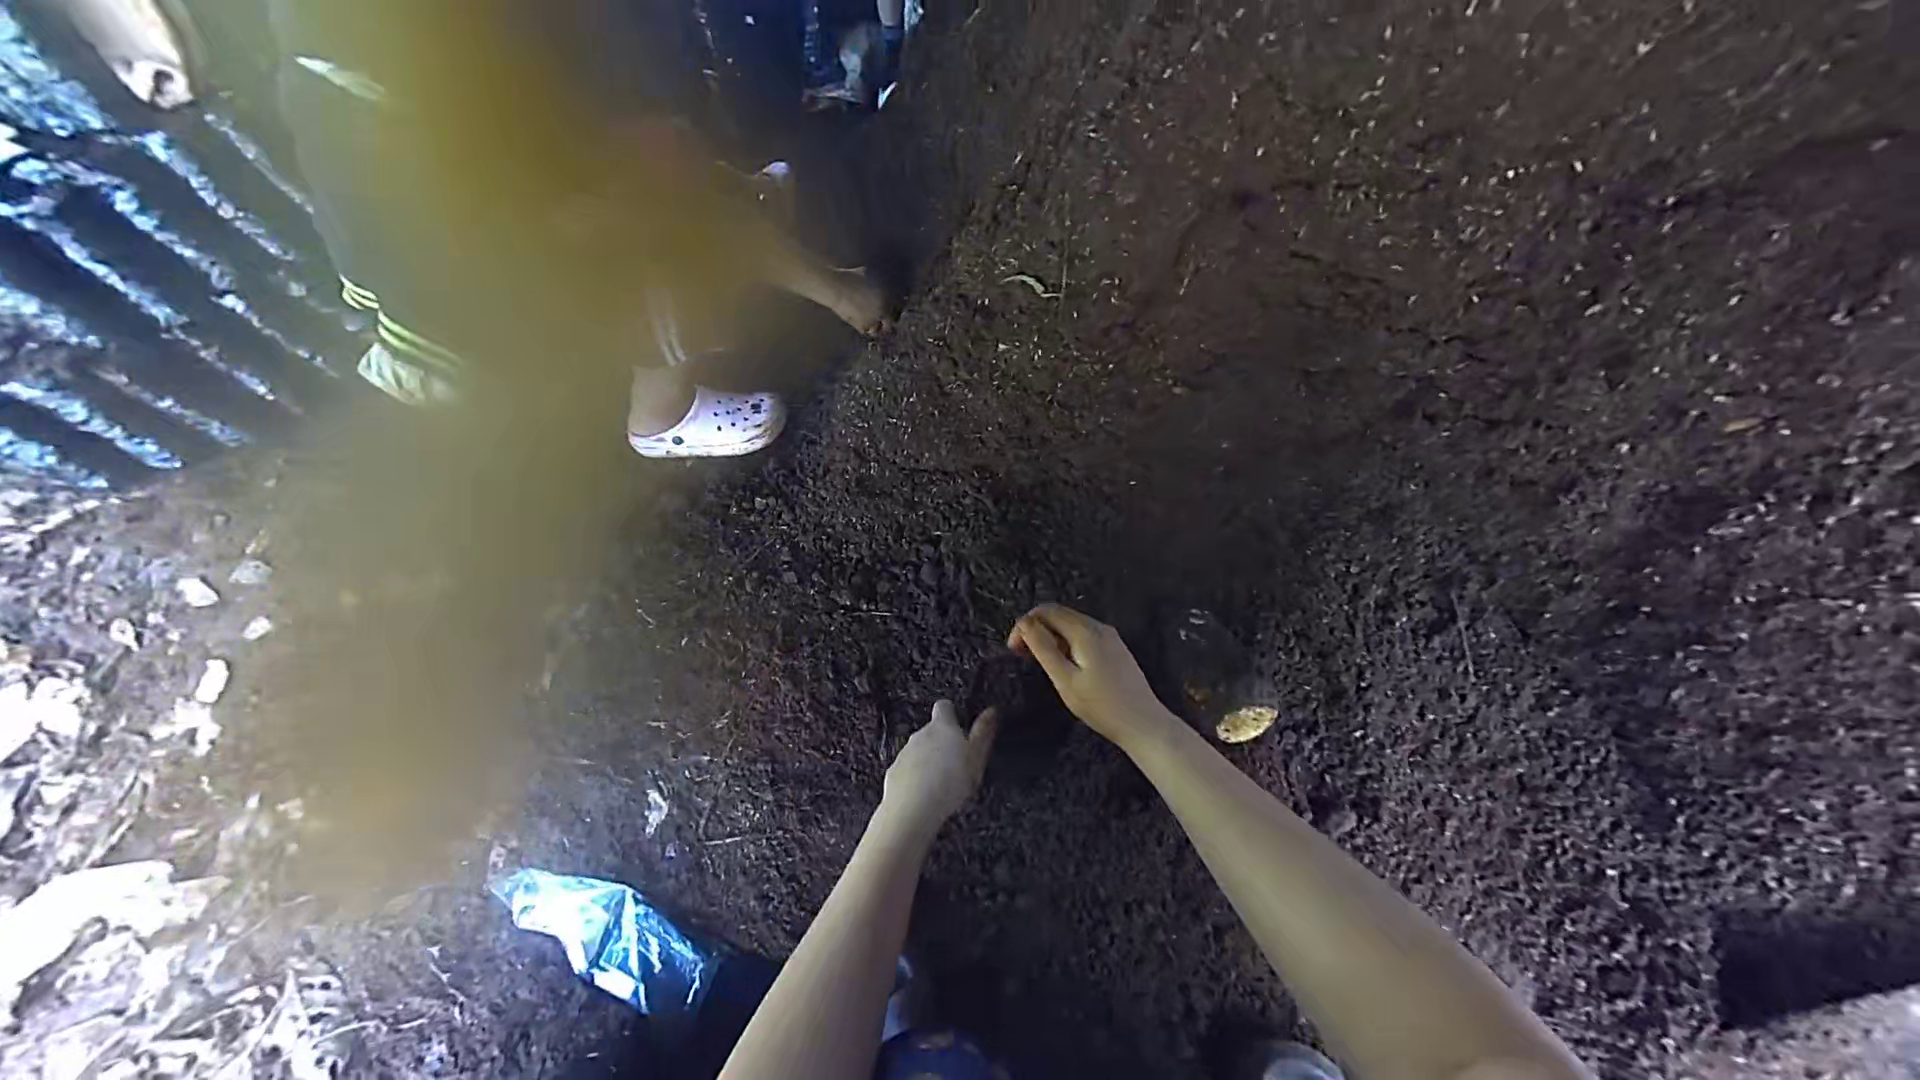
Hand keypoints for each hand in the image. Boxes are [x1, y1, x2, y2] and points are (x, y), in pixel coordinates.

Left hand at [880, 701, 998, 834]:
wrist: (913, 808)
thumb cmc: (948, 782)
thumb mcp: (976, 758)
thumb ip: (983, 732)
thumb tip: (991, 711)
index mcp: (942, 727)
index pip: (944, 707)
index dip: (951, 713)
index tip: (958, 723)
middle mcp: (920, 735)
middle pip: (931, 731)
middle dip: (941, 742)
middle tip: (956, 761)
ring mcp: (904, 754)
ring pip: (918, 752)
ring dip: (928, 762)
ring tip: (943, 783)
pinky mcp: (894, 773)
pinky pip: (907, 771)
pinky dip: (915, 779)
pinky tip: (925, 795)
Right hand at [1007, 604, 1179, 748]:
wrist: (1143, 723)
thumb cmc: (1101, 706)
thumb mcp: (1065, 680)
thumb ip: (1043, 648)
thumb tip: (1024, 623)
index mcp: (1085, 631)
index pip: (1045, 611)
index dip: (1025, 625)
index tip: (1014, 649)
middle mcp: (1098, 627)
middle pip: (1058, 614)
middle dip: (1036, 628)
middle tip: (1023, 656)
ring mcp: (1109, 636)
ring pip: (1070, 624)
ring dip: (1051, 636)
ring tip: (1042, 663)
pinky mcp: (1115, 647)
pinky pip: (1083, 634)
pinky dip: (1066, 642)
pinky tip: (1065, 666)